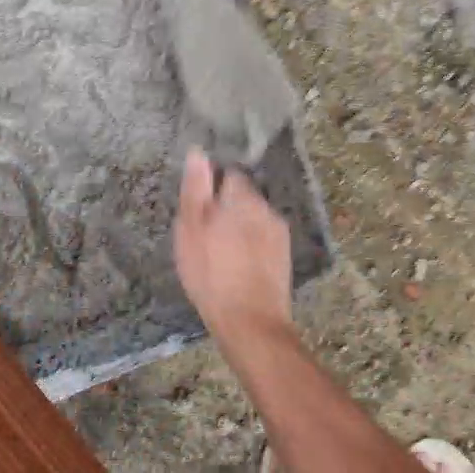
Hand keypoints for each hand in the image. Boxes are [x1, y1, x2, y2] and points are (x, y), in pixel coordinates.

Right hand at [174, 148, 292, 334]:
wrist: (250, 323)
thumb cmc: (211, 270)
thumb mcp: (191, 225)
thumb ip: (196, 186)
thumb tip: (198, 151)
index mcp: (243, 197)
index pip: (229, 173)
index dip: (211, 185)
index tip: (197, 206)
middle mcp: (267, 209)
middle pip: (242, 195)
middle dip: (225, 205)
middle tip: (203, 230)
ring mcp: (279, 235)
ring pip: (252, 218)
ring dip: (237, 226)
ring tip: (218, 250)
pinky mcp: (283, 259)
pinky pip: (261, 239)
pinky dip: (248, 245)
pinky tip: (235, 264)